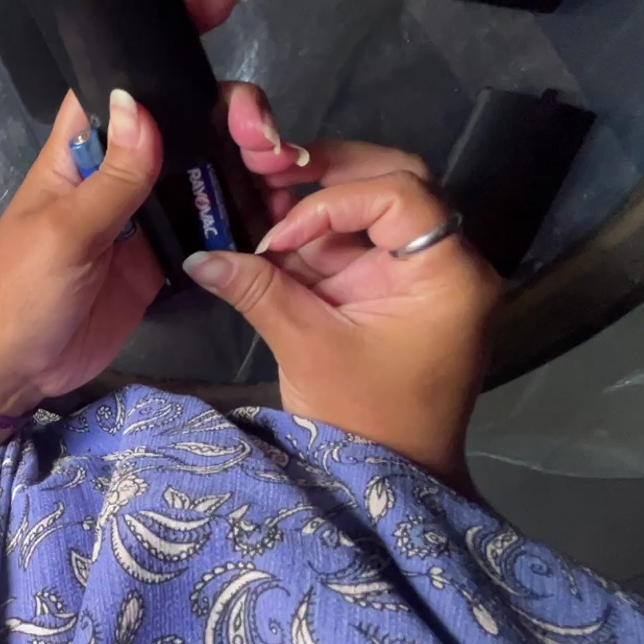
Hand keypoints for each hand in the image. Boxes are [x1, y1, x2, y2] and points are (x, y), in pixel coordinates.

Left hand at [0, 0, 300, 416]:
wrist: (16, 370)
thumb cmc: (20, 295)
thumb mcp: (63, 234)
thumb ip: (111, 177)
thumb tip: (144, 103)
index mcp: (76, 157)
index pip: (118, 84)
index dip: (160, 45)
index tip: (220, 11)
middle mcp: (113, 177)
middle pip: (177, 122)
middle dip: (226, 113)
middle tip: (264, 138)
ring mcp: (139, 218)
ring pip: (200, 168)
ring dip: (242, 159)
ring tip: (281, 166)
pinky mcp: (159, 258)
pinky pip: (204, 223)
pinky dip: (239, 211)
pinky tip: (275, 205)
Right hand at [181, 140, 502, 486]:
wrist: (388, 472)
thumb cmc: (364, 416)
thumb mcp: (308, 347)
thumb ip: (257, 291)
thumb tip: (198, 256)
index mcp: (445, 274)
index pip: (401, 195)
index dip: (333, 202)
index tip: (279, 237)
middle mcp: (438, 261)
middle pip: (395, 183)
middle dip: (329, 175)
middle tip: (271, 172)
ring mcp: (409, 275)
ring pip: (367, 210)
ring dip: (312, 206)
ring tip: (259, 204)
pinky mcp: (382, 290)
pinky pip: (346, 247)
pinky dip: (306, 241)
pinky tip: (267, 240)